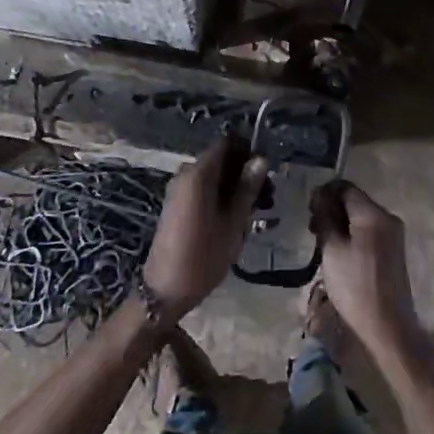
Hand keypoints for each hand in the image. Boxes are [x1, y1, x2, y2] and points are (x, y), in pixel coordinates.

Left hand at [141, 139, 265, 318]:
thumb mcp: (234, 222)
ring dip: (236, 186)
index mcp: (198, 175)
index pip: (226, 143)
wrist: (166, 290)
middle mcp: (185, 175)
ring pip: (214, 176)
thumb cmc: (204, 255)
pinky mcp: (177, 205)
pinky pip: (203, 189)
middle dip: (245, 172)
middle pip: (221, 159)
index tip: (266, 171)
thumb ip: (247, 188)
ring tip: (257, 210)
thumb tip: (260, 159)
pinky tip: (237, 217)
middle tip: (268, 196)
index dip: (248, 150)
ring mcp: (178, 190)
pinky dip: (222, 196)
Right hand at [312, 181, 421, 358]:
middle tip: (312, 232)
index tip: (308, 213)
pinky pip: (368, 231)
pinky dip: (351, 235)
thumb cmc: (355, 287)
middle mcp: (388, 218)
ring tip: (323, 246)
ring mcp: (393, 234)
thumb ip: (325, 217)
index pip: (345, 187)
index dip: (323, 194)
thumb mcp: (332, 250)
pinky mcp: (393, 250)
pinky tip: (339, 255)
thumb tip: (319, 193)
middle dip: (331, 210)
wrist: (387, 326)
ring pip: (360, 217)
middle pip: (354, 201)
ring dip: (339, 224)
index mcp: (374, 214)